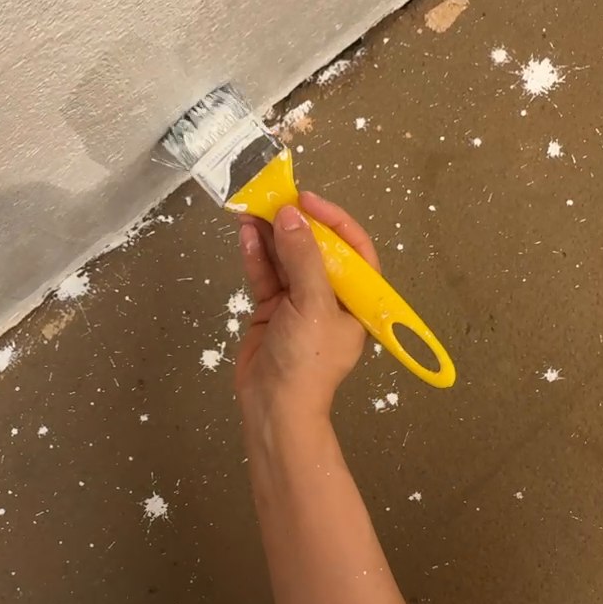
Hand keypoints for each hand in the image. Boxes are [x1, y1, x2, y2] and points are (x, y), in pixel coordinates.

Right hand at [234, 191, 377, 428]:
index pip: (353, 247)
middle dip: (295, 223)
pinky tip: (246, 235)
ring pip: (286, 259)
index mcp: (357, 297)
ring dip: (270, 234)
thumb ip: (303, 257)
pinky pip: (266, 276)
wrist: (274, 407)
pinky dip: (256, 255)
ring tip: (250, 208)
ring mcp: (299, 302)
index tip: (305, 199)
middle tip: (271, 196)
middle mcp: (330, 296)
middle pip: (316, 249)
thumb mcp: (312, 305)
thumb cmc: (307, 359)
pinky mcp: (271, 310)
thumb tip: (291, 215)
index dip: (332, 219)